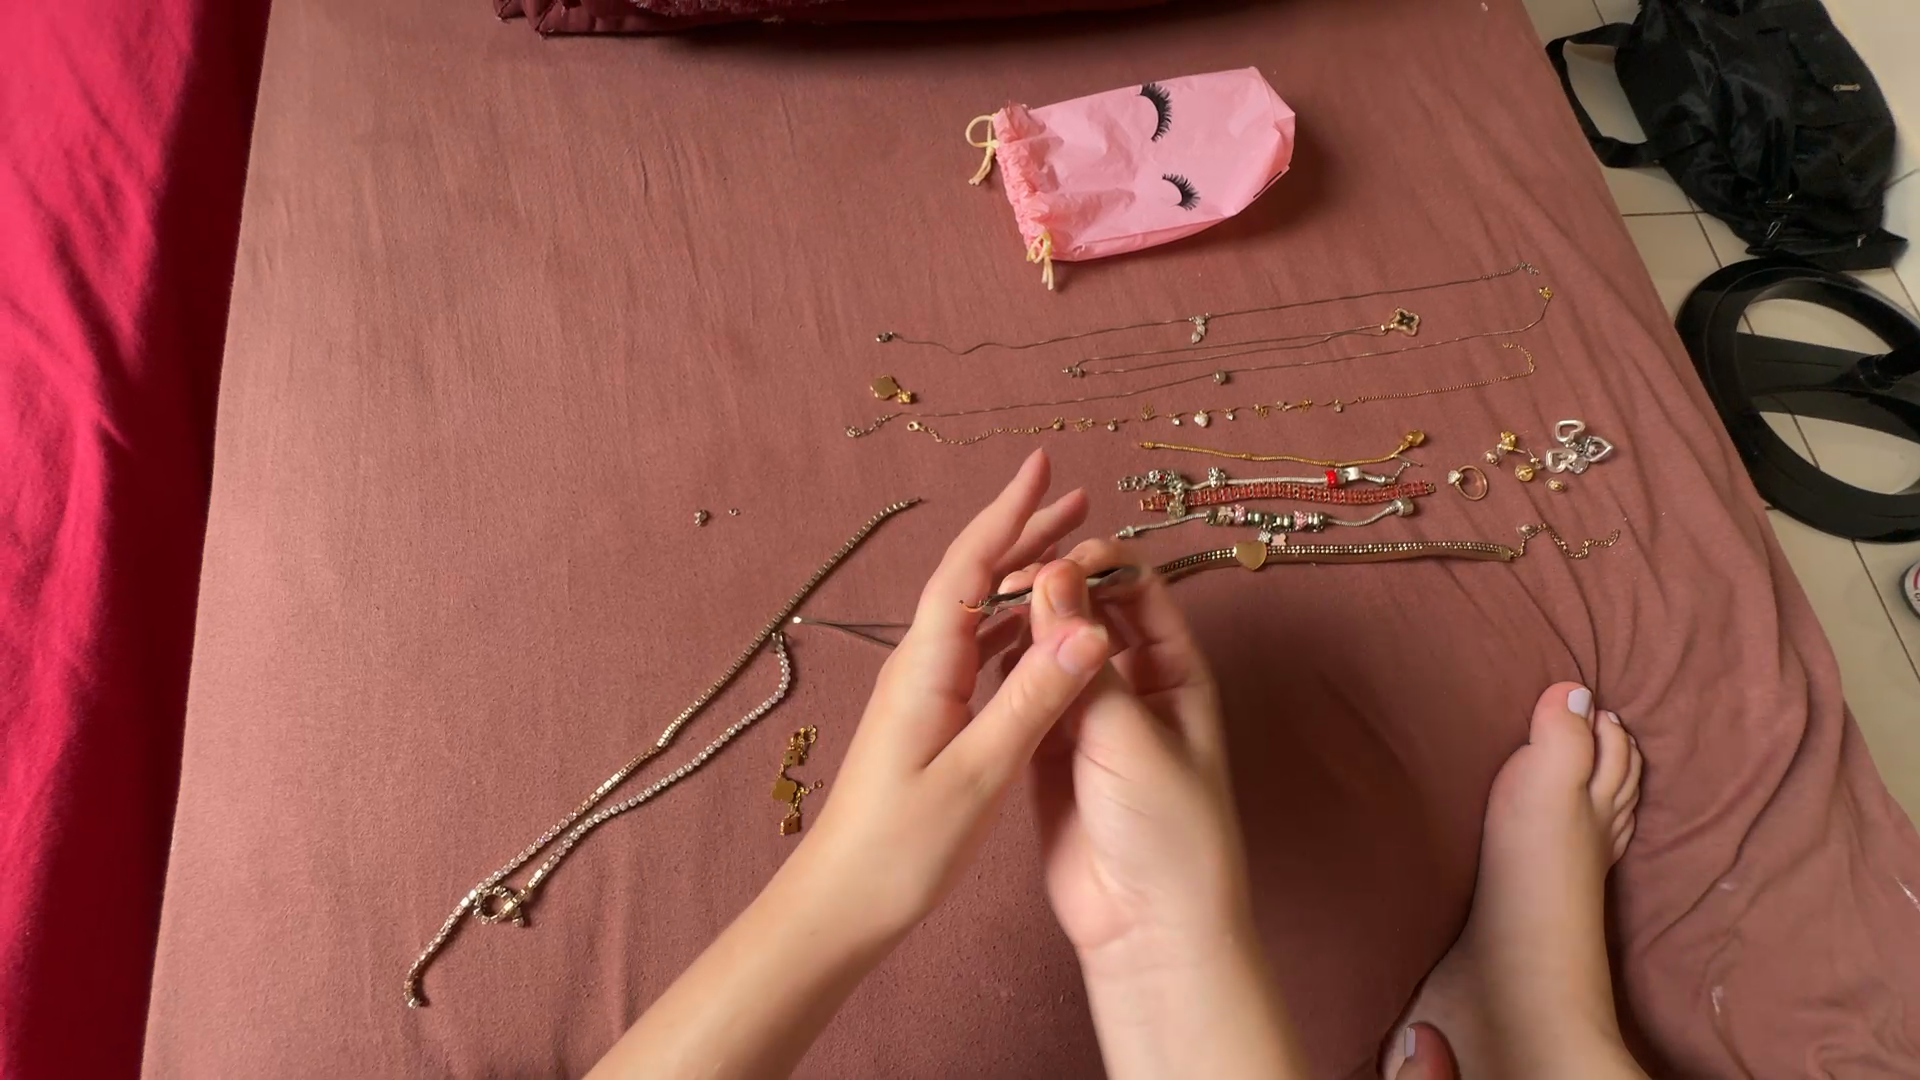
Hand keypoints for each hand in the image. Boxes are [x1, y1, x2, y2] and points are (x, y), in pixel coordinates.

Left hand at [790, 448, 1108, 934]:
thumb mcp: (977, 774)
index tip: (1043, 465)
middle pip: (976, 575)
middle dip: (1025, 530)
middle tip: (1077, 497)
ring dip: (1025, 575)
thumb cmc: (900, 846)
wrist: (843, 896)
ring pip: (982, 610)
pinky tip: (1043, 625)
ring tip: (1072, 550)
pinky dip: (1018, 623)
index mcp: (927, 663)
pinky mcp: (933, 710)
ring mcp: (926, 684)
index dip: (1008, 510)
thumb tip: (1089, 628)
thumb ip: (1031, 698)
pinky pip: (981, 647)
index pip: (970, 565)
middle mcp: (923, 660)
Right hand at [1012, 539, 1249, 961]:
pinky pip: (1027, 683)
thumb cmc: (1166, 829)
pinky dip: (1008, 662)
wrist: (1141, 924)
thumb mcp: (1129, 736)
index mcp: (1173, 668)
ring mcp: (1087, 707)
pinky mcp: (1049, 735)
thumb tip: (1052, 575)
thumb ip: (1084, 659)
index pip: (1138, 589)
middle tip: (1012, 580)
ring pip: (1053, 642)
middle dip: (1056, 587)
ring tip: (992, 609)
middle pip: (1091, 609)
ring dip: (1026, 621)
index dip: (1101, 565)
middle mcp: (1130, 678)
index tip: (1057, 560)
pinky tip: (983, 650)